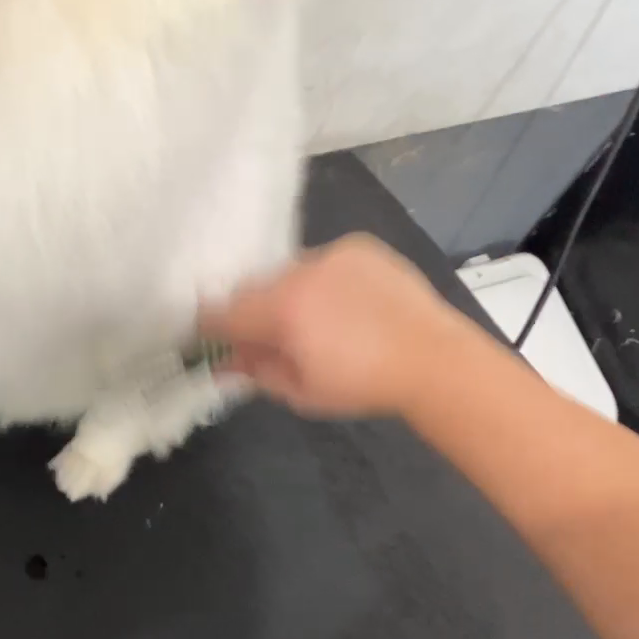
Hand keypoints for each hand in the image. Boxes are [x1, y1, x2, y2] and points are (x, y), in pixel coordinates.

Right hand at [202, 234, 476, 417]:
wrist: (432, 359)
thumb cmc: (361, 385)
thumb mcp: (299, 392)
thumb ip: (254, 372)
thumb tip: (225, 364)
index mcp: (283, 311)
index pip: (221, 312)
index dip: (207, 328)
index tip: (207, 339)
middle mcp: (300, 272)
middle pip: (250, 287)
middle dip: (250, 313)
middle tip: (264, 339)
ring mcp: (331, 254)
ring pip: (284, 272)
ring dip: (284, 295)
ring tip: (310, 323)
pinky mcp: (358, 246)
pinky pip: (319, 262)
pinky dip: (317, 282)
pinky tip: (339, 306)